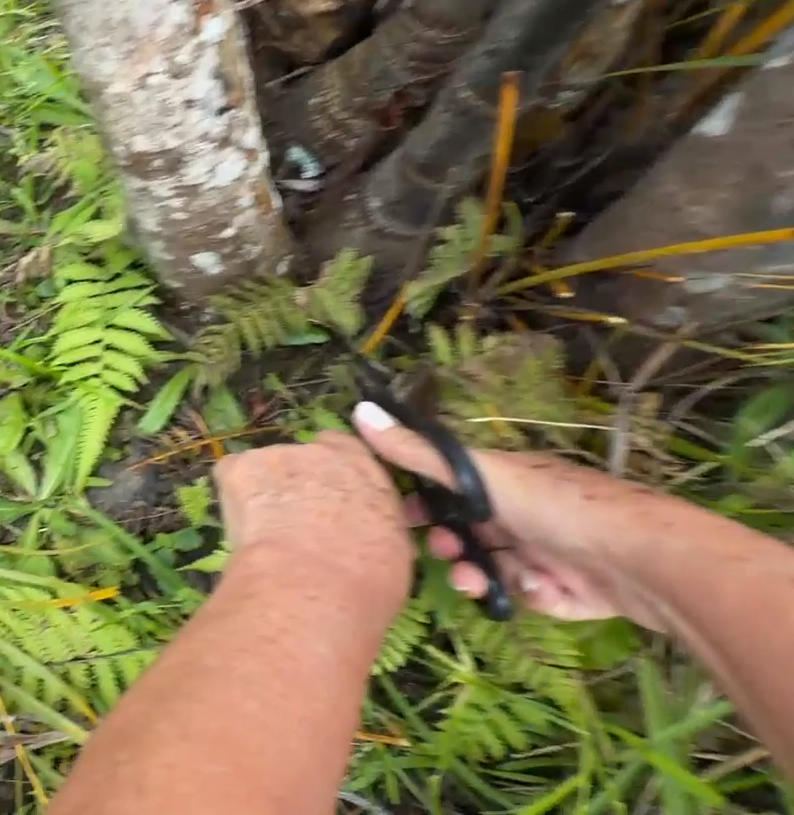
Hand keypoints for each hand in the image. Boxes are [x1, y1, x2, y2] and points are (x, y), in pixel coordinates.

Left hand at [213, 433, 413, 613]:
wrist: (310, 581)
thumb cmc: (364, 578)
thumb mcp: (392, 545)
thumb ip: (372, 517)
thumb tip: (360, 524)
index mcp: (361, 467)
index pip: (341, 448)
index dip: (328, 470)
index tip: (323, 492)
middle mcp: (316, 452)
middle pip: (298, 460)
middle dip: (294, 483)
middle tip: (292, 519)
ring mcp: (272, 455)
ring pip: (263, 468)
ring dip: (264, 489)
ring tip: (266, 528)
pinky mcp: (236, 467)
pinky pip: (231, 473)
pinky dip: (235, 493)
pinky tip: (244, 522)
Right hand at [353, 401, 680, 629]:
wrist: (645, 563)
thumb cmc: (554, 506)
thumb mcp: (475, 474)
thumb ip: (415, 452)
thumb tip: (358, 410)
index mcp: (504, 480)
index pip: (449, 488)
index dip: (421, 501)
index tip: (401, 516)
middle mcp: (524, 512)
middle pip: (466, 529)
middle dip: (446, 542)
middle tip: (440, 551)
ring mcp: (548, 552)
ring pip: (491, 564)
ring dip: (475, 572)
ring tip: (472, 581)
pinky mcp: (568, 591)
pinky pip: (528, 593)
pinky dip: (524, 592)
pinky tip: (533, 589)